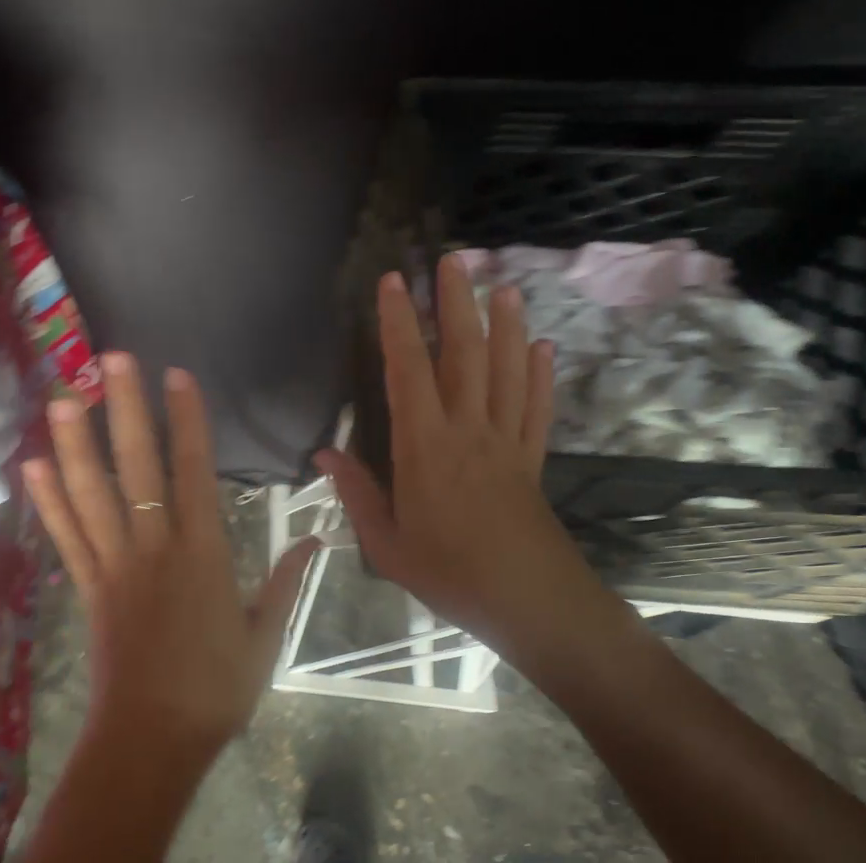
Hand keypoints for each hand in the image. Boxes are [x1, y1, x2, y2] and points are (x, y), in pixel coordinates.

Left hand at [24, 353, 317, 757]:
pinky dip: (48, 501)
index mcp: (202, 553)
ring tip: (62, 398)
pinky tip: (31, 465)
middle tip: (110, 361)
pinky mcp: (87, 586)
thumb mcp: (265, 639)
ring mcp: (113, 564)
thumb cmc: (216, 690)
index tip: (176, 375)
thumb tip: (317, 539)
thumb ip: (287, 584)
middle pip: (137, 467)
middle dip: (124, 409)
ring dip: (75, 444)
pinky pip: (66, 536)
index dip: (186, 420)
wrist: (152, 739)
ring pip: (91, 493)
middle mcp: (153, 546)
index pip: (194, 471)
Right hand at [314, 254, 611, 648]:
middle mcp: (467, 431)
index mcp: (425, 448)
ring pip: (505, 371)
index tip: (394, 282)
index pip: (409, 371)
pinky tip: (541, 346)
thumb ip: (357, 494)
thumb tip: (324, 452)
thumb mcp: (388, 544)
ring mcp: (505, 441)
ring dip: (505, 325)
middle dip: (457, 304)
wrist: (534, 605)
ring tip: (503, 286)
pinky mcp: (531, 459)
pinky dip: (539, 373)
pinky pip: (535, 407)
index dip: (399, 323)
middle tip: (454, 259)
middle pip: (465, 355)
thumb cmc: (452, 575)